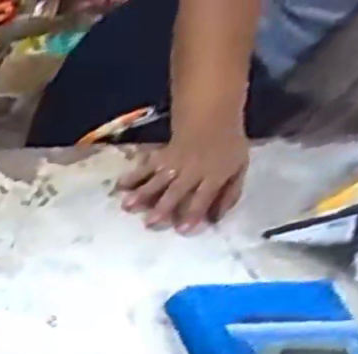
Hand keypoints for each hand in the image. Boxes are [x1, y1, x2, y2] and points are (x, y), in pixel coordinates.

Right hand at [116, 121, 248, 233]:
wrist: (212, 119)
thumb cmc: (225, 150)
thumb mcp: (238, 169)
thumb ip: (229, 193)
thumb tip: (214, 219)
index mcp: (215, 173)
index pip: (204, 195)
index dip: (194, 212)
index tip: (182, 230)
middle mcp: (193, 170)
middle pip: (177, 190)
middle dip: (163, 206)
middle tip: (150, 223)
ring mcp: (174, 164)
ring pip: (157, 180)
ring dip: (142, 193)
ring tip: (127, 206)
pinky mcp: (160, 158)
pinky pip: (144, 168)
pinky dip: (131, 177)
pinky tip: (119, 187)